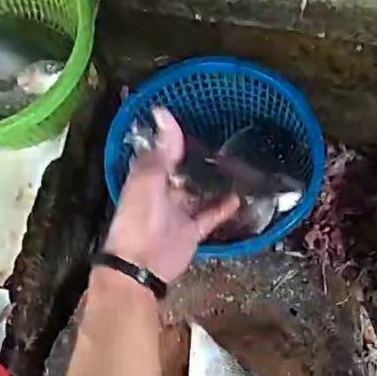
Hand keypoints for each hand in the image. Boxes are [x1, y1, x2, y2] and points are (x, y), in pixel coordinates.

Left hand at [104, 107, 239, 283]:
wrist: (141, 263)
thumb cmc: (139, 218)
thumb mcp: (149, 177)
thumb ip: (163, 149)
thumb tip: (163, 112)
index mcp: (149, 176)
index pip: (165, 152)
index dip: (177, 139)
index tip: (197, 122)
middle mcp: (165, 192)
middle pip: (186, 173)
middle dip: (201, 162)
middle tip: (225, 147)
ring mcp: (180, 212)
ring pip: (201, 194)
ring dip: (216, 184)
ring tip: (236, 170)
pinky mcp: (193, 231)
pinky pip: (211, 216)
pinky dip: (224, 208)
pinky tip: (237, 198)